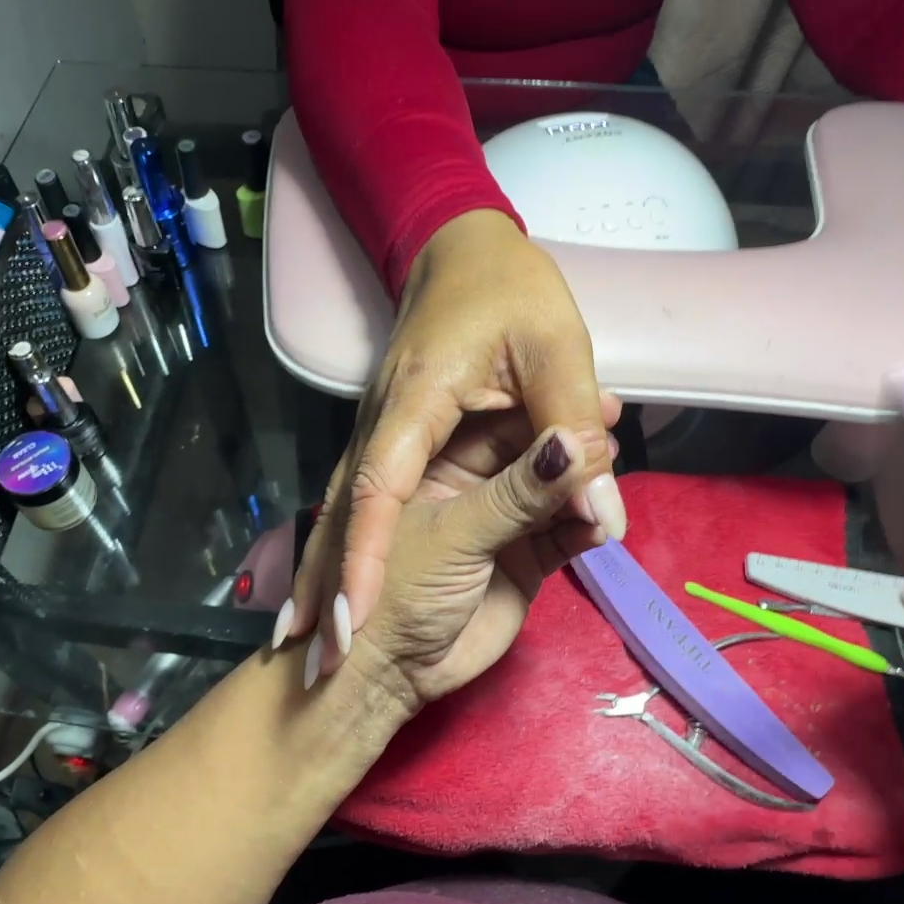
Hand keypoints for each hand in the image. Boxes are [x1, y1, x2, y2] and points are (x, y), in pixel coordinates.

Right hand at [280, 209, 623, 675]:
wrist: (461, 250)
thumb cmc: (505, 290)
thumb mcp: (552, 354)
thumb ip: (573, 431)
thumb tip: (606, 516)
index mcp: (411, 406)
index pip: (375, 494)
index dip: (358, 562)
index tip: (346, 626)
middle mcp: (385, 433)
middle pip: (354, 517)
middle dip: (327, 586)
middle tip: (309, 652)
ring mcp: (389, 444)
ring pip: (361, 517)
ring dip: (328, 576)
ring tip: (298, 643)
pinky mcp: (407, 454)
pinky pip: (384, 505)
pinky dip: (354, 553)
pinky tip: (344, 598)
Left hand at [290, 410, 606, 707]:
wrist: (394, 672)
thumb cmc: (402, 592)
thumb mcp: (456, 534)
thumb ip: (517, 493)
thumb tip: (574, 440)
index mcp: (434, 461)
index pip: (493, 421)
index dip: (538, 406)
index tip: (587, 392)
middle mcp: (469, 482)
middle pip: (529, 452)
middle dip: (570, 444)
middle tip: (614, 423)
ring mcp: (499, 521)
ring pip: (551, 493)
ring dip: (583, 488)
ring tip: (615, 478)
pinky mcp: (523, 558)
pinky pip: (562, 535)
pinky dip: (583, 530)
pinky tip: (604, 526)